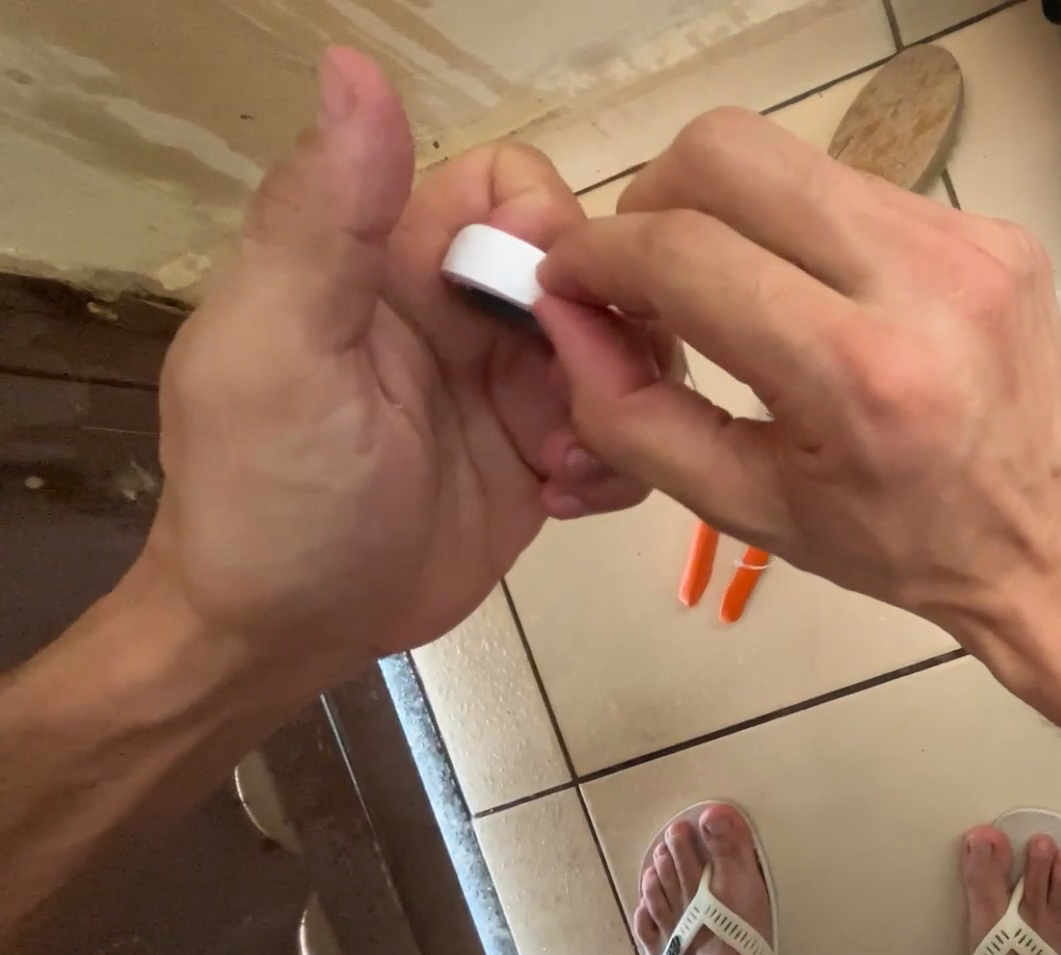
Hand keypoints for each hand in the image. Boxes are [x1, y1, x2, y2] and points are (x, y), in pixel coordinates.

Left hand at [142, 48, 658, 673]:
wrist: (301, 629)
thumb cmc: (275, 492)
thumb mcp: (280, 351)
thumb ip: (328, 222)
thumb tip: (354, 67)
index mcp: (410, 268)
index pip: (522, 193)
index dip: (559, 237)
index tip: (554, 314)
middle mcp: (483, 320)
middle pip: (603, 285)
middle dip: (612, 347)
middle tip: (571, 416)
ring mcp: (529, 392)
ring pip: (633, 364)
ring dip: (620, 416)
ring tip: (562, 470)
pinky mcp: (560, 455)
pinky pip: (631, 436)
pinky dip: (618, 468)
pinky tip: (564, 502)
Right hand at [535, 108, 1060, 654]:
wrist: (1034, 546)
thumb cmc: (896, 546)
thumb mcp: (751, 509)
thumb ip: (633, 417)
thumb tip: (567, 317)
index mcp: (860, 375)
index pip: (683, 252)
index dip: (598, 254)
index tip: (573, 281)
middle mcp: (926, 285)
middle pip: (732, 153)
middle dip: (659, 200)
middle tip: (655, 274)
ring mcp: (974, 247)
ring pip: (798, 163)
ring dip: (741, 217)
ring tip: (747, 296)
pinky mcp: (1000, 237)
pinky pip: (865, 192)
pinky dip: (816, 234)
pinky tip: (829, 300)